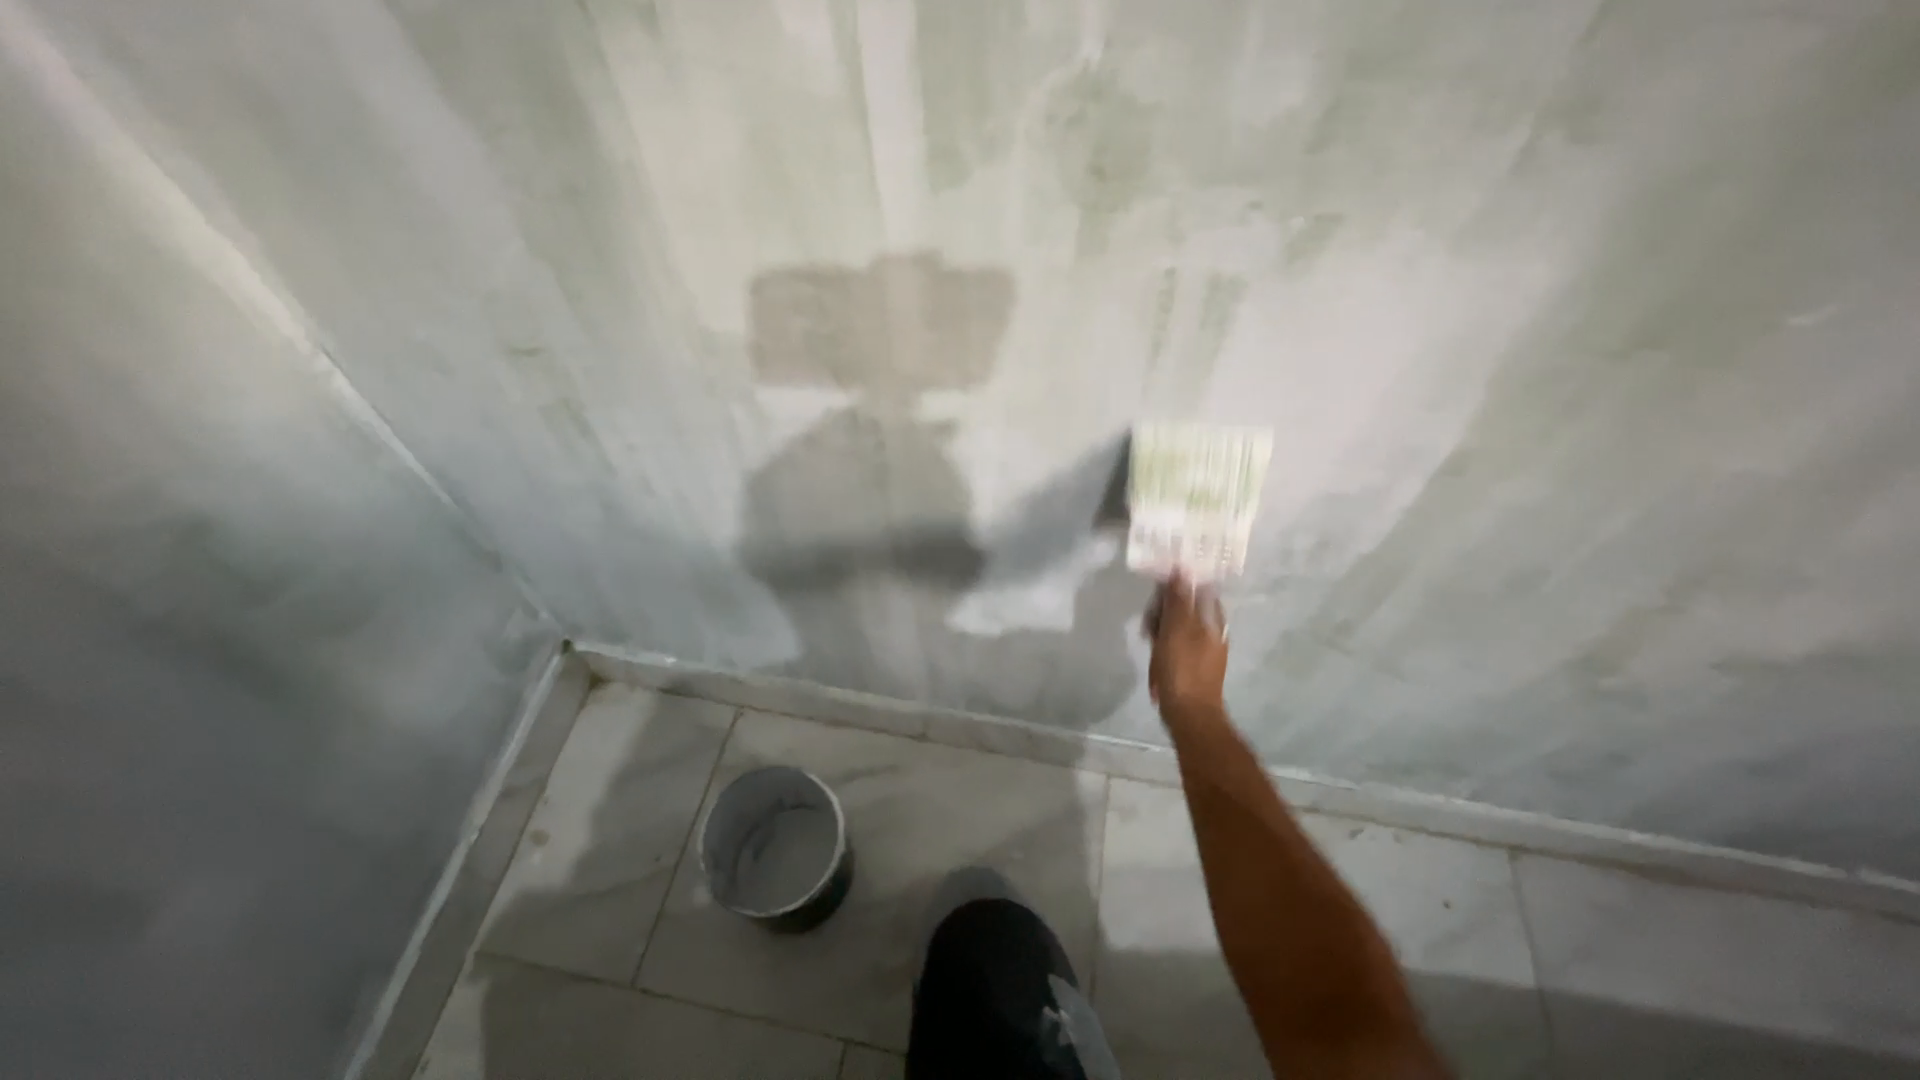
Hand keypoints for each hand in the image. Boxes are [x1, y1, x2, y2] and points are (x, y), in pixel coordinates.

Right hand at [1144, 574, 1228, 711]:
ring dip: (1161, 629)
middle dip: (1163, 611)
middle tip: (1149, 624)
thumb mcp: (1176, 630)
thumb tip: (1181, 569)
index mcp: (1212, 619)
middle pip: (1185, 607)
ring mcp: (1203, 648)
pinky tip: (1154, 658)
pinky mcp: (1193, 664)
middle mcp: (1212, 630)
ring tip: (1149, 642)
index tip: (1156, 594)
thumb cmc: (1182, 669)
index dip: (1174, 587)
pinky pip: (1176, 645)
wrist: (1189, 714)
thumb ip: (1178, 600)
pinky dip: (1164, 646)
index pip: (1195, 589)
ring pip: (1178, 626)